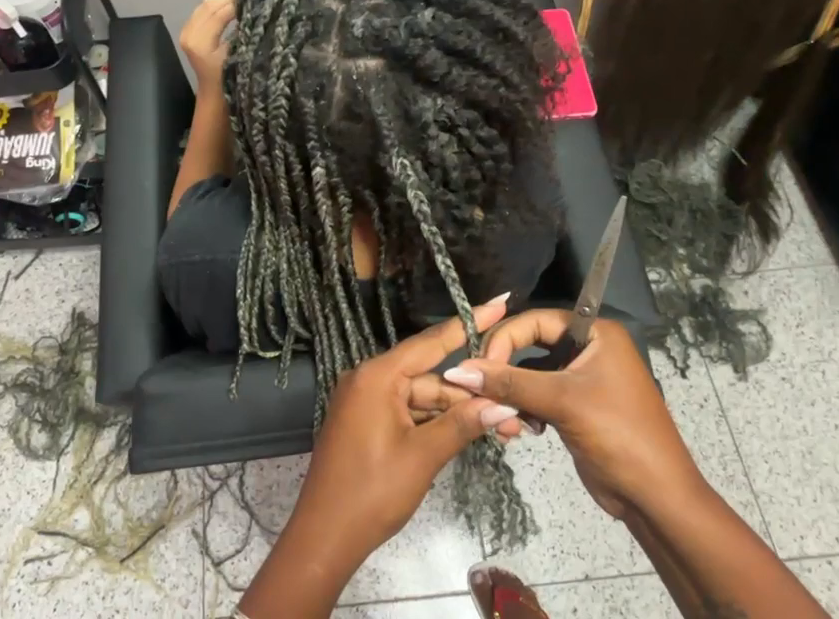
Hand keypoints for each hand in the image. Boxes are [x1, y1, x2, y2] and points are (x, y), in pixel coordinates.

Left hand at [179, 0, 234, 91]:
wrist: (213, 91)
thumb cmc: (230, 78)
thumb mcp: (238, 54)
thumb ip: (241, 32)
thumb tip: (249, 9)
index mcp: (200, 44)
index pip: (218, 15)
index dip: (235, 4)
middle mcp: (189, 34)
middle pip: (208, 6)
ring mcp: (186, 32)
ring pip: (204, 5)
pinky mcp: (187, 30)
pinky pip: (201, 10)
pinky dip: (216, 4)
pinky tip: (229, 3)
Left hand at [287, 299, 519, 559]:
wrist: (325, 537)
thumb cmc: (372, 492)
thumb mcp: (423, 457)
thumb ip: (461, 424)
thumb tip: (501, 404)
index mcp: (377, 376)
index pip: (431, 342)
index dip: (467, 323)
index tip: (498, 302)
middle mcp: (368, 380)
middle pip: (429, 376)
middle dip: (470, 392)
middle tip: (513, 404)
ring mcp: (366, 403)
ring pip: (421, 398)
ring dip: (457, 412)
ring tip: (503, 426)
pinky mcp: (367, 424)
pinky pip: (407, 413)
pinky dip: (435, 423)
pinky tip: (468, 431)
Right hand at [445, 312, 701, 520]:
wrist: (655, 497)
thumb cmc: (617, 435)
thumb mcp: (562, 402)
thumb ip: (509, 382)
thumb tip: (456, 371)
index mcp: (595, 333)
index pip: (535, 320)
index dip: (504, 340)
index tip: (479, 368)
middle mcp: (588, 349)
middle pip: (529, 346)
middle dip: (504, 373)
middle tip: (482, 395)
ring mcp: (581, 379)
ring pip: (529, 375)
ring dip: (511, 397)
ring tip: (505, 423)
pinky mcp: (574, 407)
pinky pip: (536, 397)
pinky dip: (522, 411)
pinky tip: (519, 431)